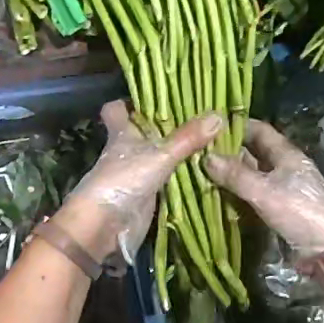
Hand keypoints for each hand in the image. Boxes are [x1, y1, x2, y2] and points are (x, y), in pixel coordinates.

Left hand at [56, 101, 223, 260]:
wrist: (104, 227)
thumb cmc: (122, 181)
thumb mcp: (158, 156)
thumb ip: (187, 138)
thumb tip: (219, 115)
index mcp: (121, 135)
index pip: (117, 110)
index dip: (130, 102)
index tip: (155, 95)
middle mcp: (126, 152)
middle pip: (142, 133)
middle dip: (164, 126)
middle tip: (198, 116)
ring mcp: (135, 175)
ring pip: (156, 157)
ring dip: (176, 152)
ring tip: (210, 140)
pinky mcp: (145, 196)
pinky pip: (166, 180)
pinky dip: (181, 176)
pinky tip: (204, 171)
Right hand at [205, 119, 323, 259]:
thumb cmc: (301, 213)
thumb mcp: (265, 191)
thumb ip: (235, 175)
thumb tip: (204, 157)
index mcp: (285, 154)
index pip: (258, 130)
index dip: (236, 126)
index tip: (209, 127)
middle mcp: (282, 167)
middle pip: (251, 152)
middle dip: (226, 151)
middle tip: (197, 151)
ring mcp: (279, 188)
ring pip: (249, 174)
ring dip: (228, 173)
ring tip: (199, 171)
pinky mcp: (275, 208)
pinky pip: (250, 193)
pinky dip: (234, 192)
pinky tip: (214, 194)